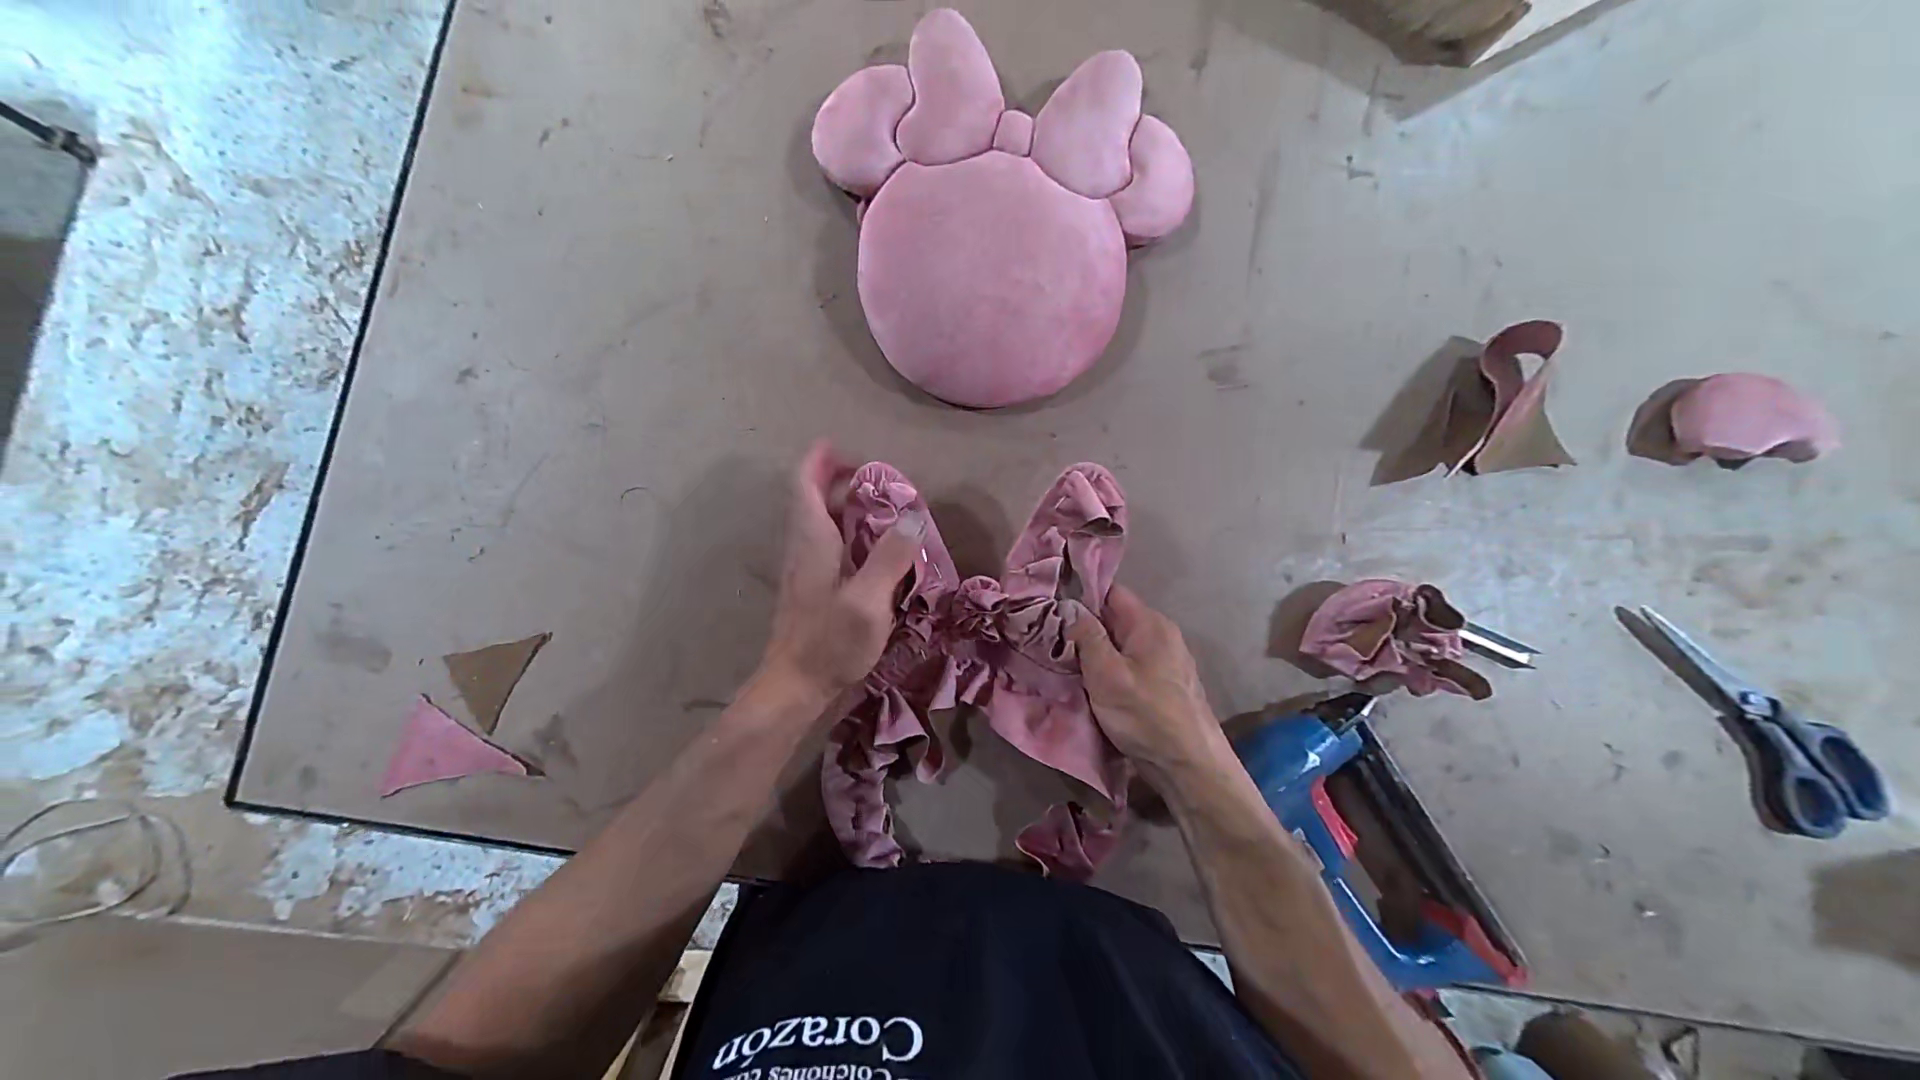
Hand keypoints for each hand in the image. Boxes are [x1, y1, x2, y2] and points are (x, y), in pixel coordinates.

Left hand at [757, 440, 924, 706]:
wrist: (794, 687)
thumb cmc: (829, 642)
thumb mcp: (868, 600)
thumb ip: (890, 556)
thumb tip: (913, 516)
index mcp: (812, 540)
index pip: (805, 484)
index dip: (820, 460)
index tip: (843, 447)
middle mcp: (803, 547)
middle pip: (814, 499)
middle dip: (842, 481)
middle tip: (882, 481)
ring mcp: (805, 569)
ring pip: (821, 523)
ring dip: (847, 508)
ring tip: (885, 510)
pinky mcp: (812, 588)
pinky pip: (829, 545)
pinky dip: (850, 534)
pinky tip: (876, 551)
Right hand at [1066, 585, 1224, 773]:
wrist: (1190, 767)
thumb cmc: (1146, 716)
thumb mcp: (1107, 675)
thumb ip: (1087, 637)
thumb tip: (1070, 606)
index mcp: (1150, 624)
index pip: (1110, 591)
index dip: (1080, 594)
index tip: (1050, 604)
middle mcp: (1161, 634)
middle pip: (1114, 618)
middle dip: (1083, 626)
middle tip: (1047, 637)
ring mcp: (1165, 660)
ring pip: (1119, 644)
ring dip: (1094, 651)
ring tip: (1061, 659)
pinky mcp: (1163, 684)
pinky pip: (1128, 664)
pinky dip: (1108, 669)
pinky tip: (1088, 683)